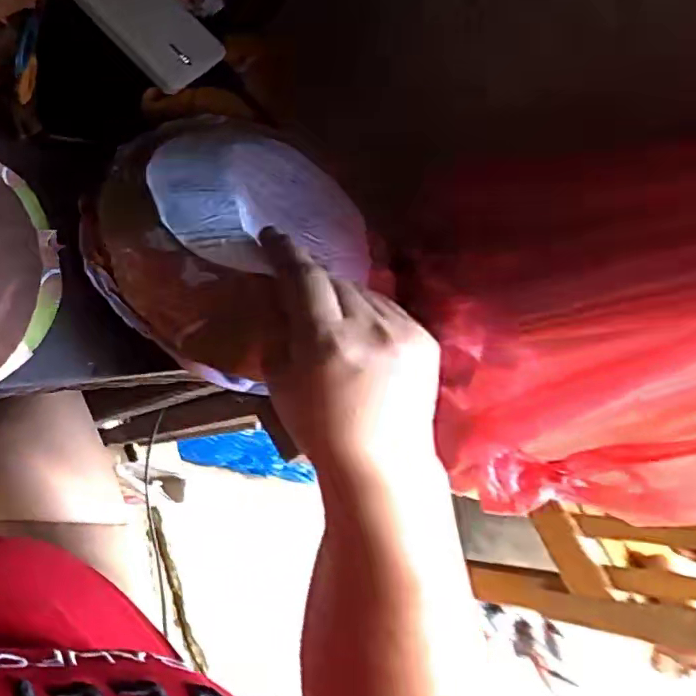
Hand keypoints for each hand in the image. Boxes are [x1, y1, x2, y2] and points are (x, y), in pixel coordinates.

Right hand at [260, 227, 441, 470]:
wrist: (380, 460)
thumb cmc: (316, 424)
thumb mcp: (279, 378)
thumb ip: (279, 331)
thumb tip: (278, 300)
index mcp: (325, 339)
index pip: (302, 277)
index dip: (284, 251)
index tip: (270, 235)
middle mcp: (367, 327)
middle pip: (332, 279)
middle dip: (308, 276)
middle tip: (291, 280)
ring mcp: (402, 331)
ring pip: (360, 290)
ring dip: (338, 293)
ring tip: (325, 310)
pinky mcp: (424, 339)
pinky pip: (385, 307)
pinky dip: (365, 309)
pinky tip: (356, 327)